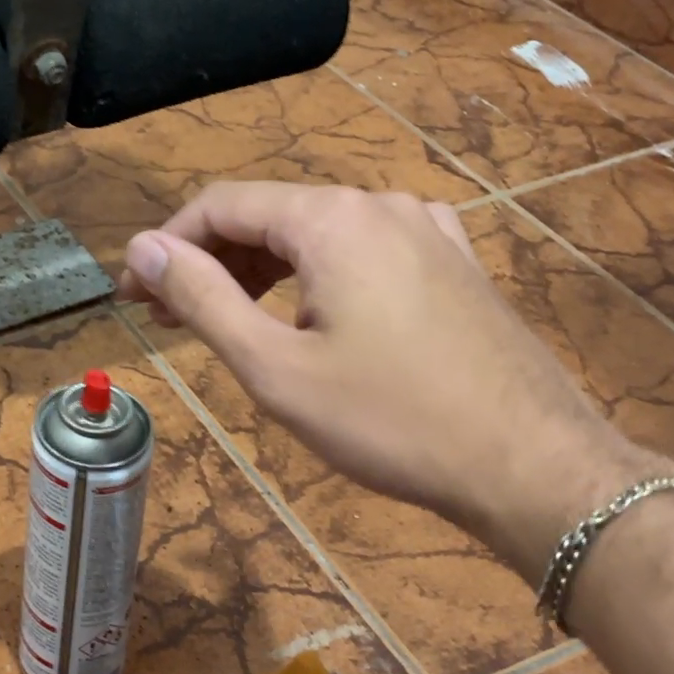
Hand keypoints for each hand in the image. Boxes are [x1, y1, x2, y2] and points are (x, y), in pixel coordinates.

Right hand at [119, 182, 666, 580]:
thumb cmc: (391, 420)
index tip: (135, 294)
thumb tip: (144, 248)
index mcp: (330, 219)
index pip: (220, 206)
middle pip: (266, 215)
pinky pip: (361, 248)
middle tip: (167, 317)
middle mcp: (378, 204)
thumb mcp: (274, 366)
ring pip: (313, 233)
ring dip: (256, 270)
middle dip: (208, 261)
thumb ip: (201, 297)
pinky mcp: (452, 261)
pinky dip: (313, 274)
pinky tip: (306, 313)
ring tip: (224, 322)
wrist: (538, 469)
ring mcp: (425, 229)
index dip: (167, 246)